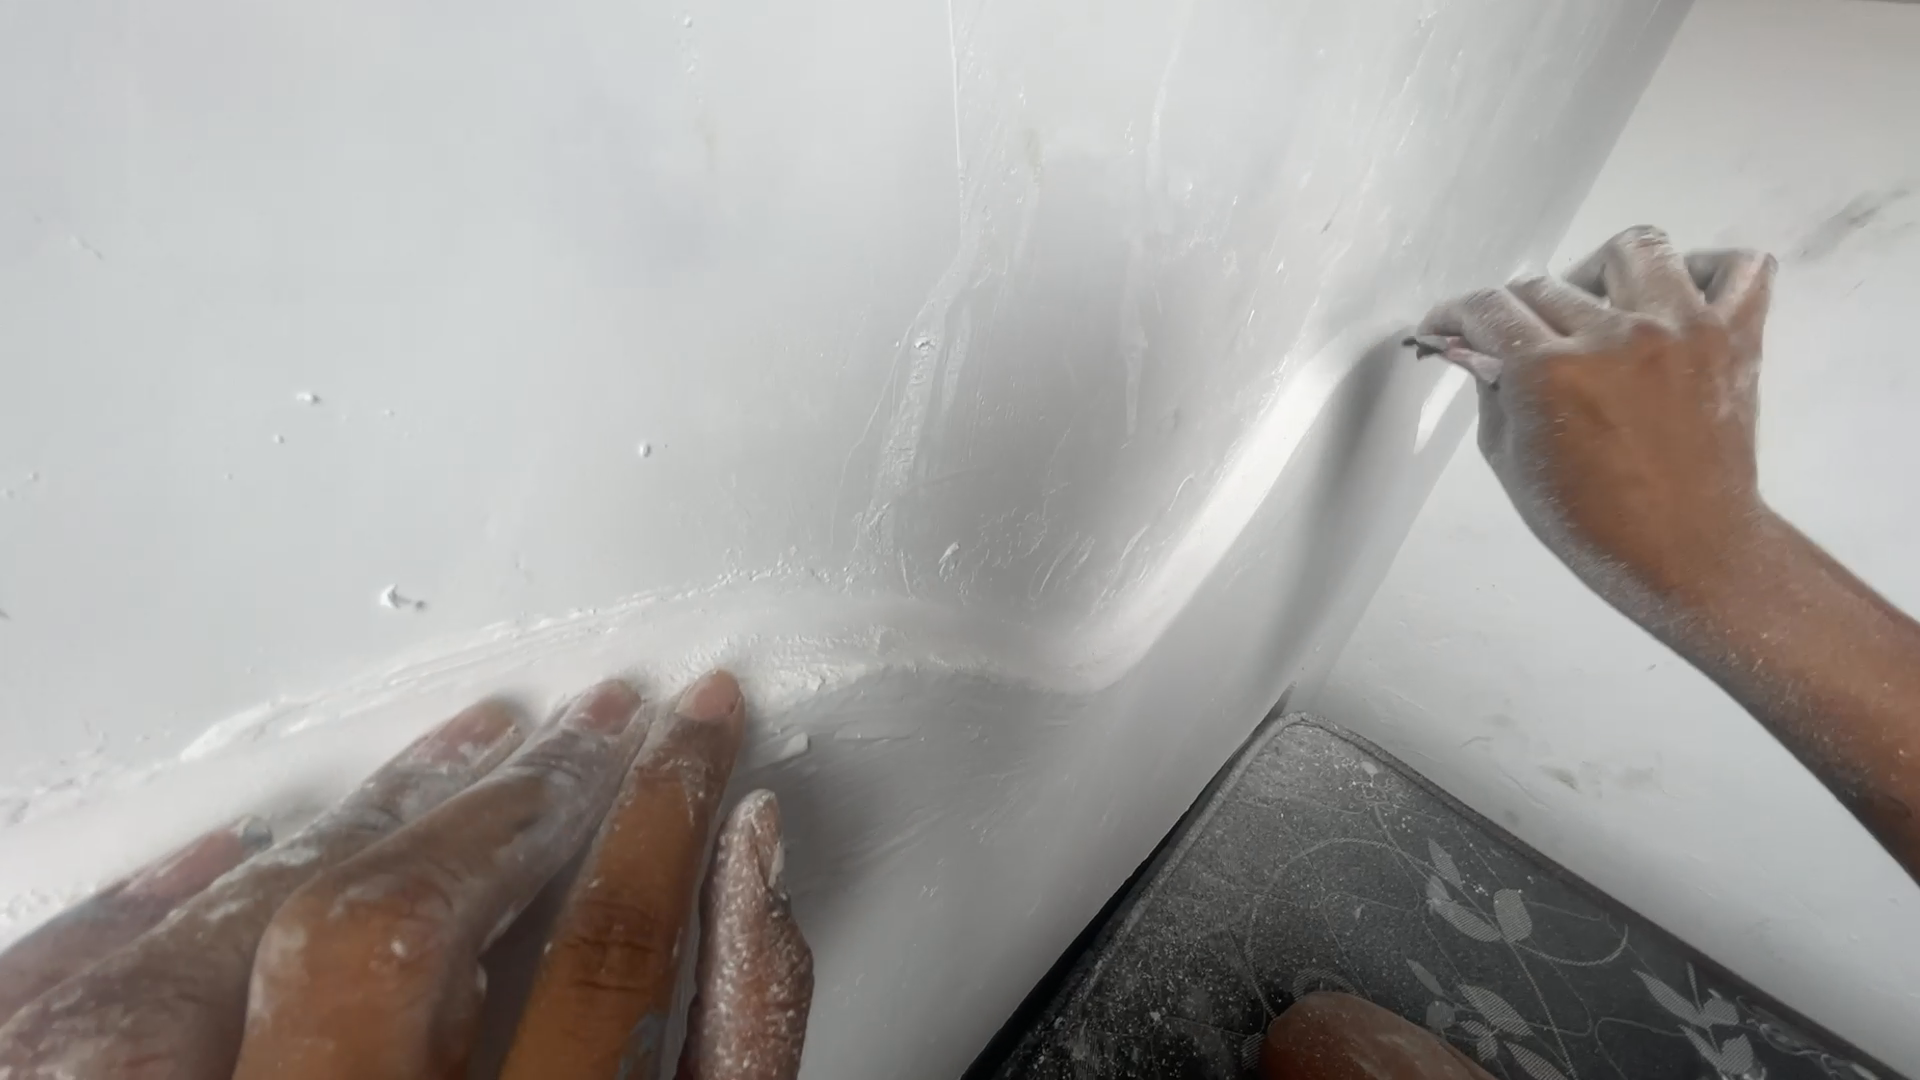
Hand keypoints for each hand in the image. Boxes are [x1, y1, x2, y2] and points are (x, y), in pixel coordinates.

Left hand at [0, 672, 811, 1079]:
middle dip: (529, 789)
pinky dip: (125, 925)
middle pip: (403, 930)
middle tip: (601, 717)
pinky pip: (38, 1044)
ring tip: (476, 736)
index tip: (700, 719)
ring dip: (372, 809)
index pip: (610, 943)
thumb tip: (753, 839)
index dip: (668, 798)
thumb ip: (748, 1018)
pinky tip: (236, 848)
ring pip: (220, 955)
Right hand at [1417, 225, 1778, 614]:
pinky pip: (1737, 265)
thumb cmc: (1577, 511)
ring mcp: (1683, 328)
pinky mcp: (1736, 334)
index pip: (1487, 310)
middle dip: (1508, 311)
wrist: (1676, 541)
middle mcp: (1614, 335)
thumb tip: (1469, 347)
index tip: (1443, 326)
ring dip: (1594, 273)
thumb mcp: (1504, 450)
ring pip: (1634, 249)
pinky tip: (1666, 304)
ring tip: (1588, 311)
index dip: (1452, 314)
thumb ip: (1490, 386)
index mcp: (1547, 371)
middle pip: (1543, 284)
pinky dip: (1700, 272)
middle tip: (1504, 341)